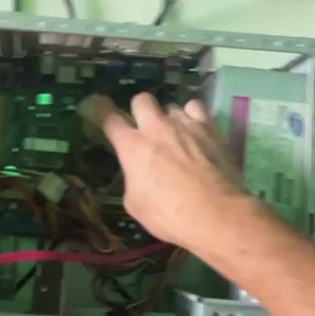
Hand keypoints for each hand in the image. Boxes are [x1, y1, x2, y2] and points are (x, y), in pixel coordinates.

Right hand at [83, 92, 255, 249]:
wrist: (216, 215)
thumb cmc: (169, 215)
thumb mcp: (135, 204)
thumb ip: (133, 178)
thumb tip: (138, 171)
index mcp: (132, 147)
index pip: (109, 118)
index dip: (100, 110)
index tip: (98, 107)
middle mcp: (156, 128)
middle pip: (142, 100)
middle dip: (140, 110)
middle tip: (144, 127)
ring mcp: (185, 124)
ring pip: (171, 106)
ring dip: (169, 118)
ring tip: (176, 134)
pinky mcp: (210, 127)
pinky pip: (196, 108)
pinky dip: (193, 117)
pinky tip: (196, 131)